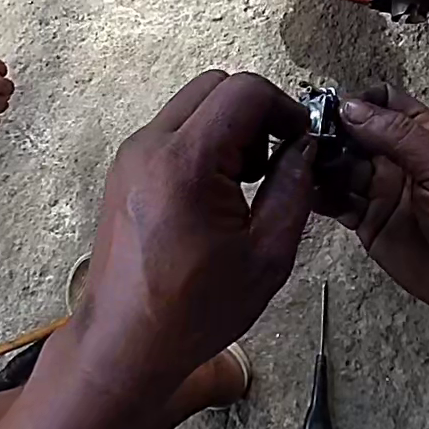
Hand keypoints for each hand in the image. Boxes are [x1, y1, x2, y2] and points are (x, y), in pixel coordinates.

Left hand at [68, 71, 313, 394]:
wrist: (123, 342)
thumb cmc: (194, 310)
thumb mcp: (267, 255)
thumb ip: (294, 188)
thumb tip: (305, 147)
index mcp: (186, 163)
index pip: (244, 91)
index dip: (284, 108)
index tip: (301, 141)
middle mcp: (151, 146)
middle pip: (216, 86)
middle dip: (257, 112)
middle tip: (276, 159)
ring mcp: (132, 155)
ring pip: (194, 105)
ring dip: (231, 126)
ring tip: (248, 180)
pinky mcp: (126, 169)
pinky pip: (175, 130)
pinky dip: (206, 142)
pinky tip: (218, 190)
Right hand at [314, 86, 428, 329]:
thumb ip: (400, 136)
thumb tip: (352, 108)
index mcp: (424, 137)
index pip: (384, 103)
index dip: (357, 102)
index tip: (330, 110)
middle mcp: (398, 159)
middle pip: (354, 133)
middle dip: (330, 132)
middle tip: (306, 139)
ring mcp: (381, 190)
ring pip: (340, 166)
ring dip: (321, 163)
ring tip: (303, 167)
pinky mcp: (367, 220)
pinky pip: (336, 201)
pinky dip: (320, 196)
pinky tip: (309, 194)